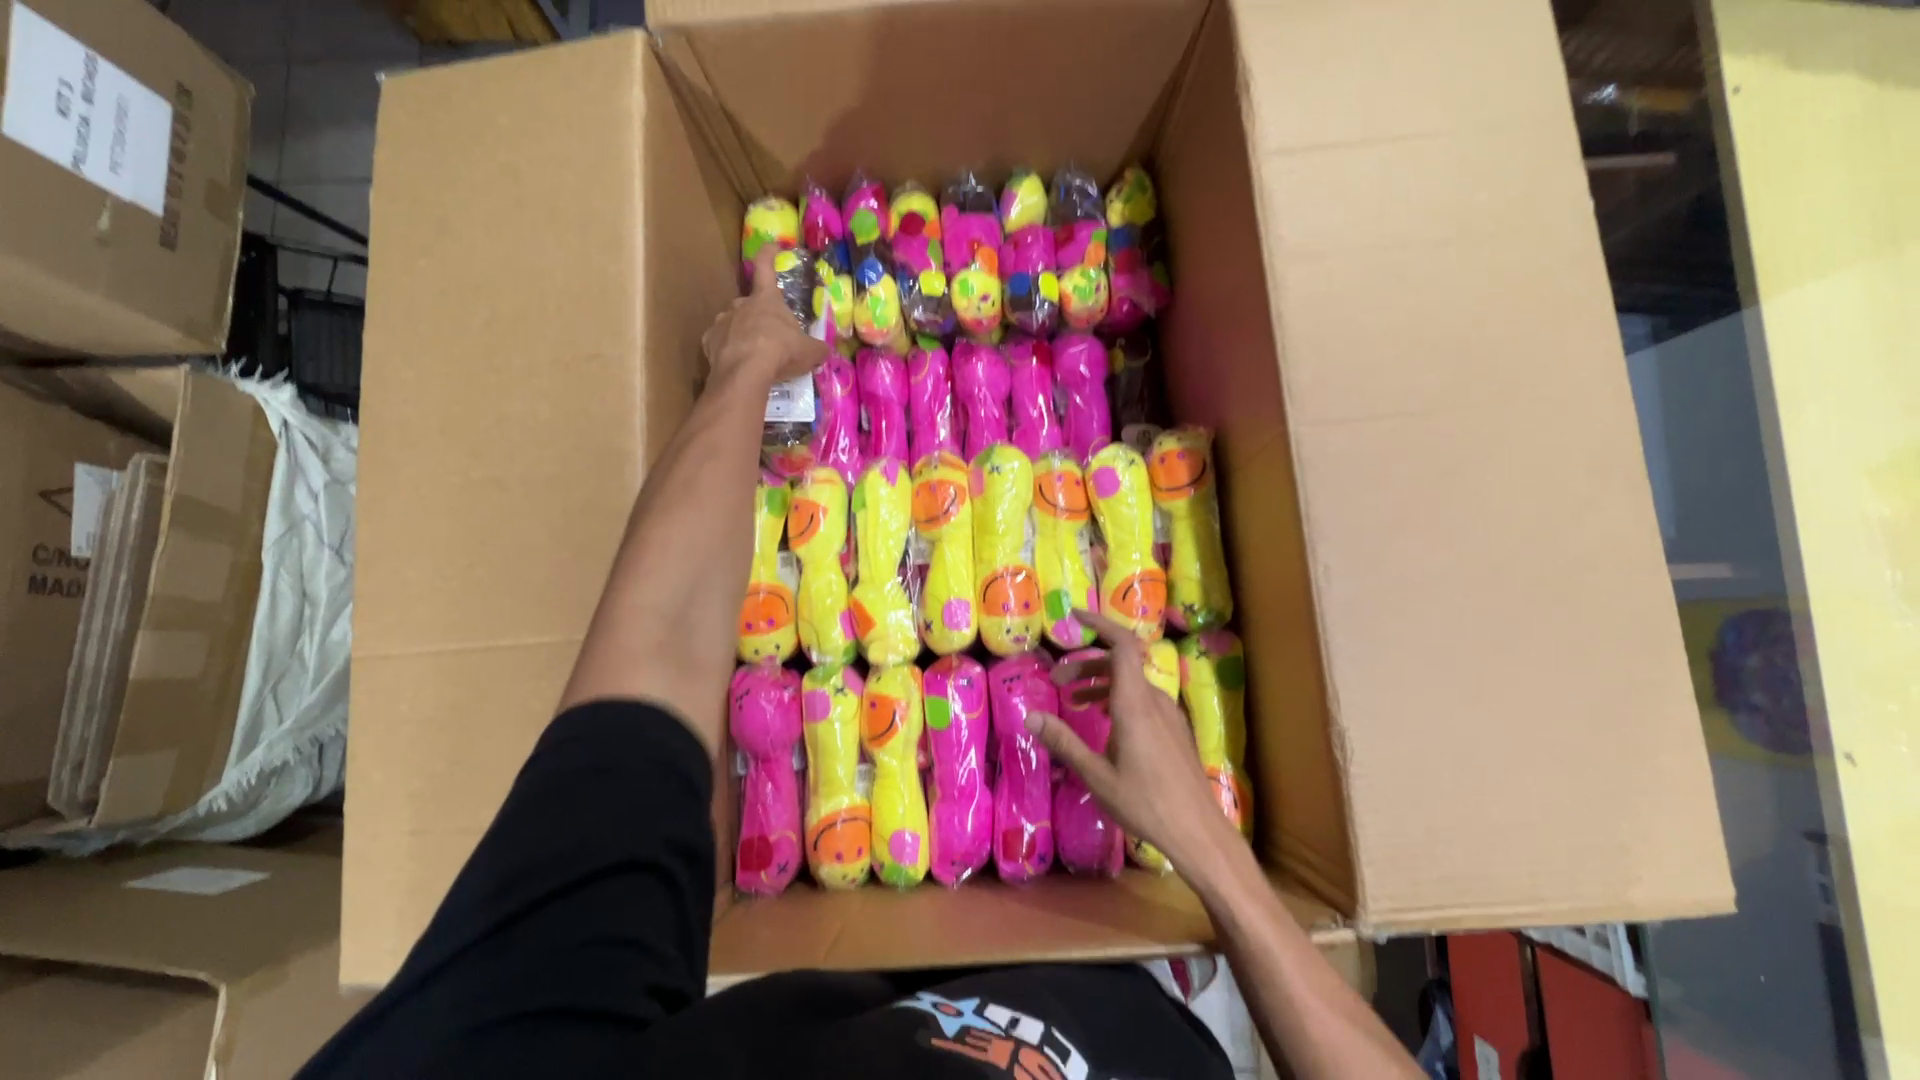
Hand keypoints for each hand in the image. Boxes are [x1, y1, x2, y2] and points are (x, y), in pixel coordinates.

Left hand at [702, 245, 827, 384]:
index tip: (773, 246)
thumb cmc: (781, 351)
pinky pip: (719, 342)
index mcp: (766, 299)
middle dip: (759, 315)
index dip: (769, 254)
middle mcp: (741, 304)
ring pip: (733, 322)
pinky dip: (727, 350)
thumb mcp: (809, 351)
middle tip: (769, 335)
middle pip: (750, 303)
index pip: (766, 267)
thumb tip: (824, 351)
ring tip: (752, 353)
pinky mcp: (709, 340)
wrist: (746, 372)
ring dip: (742, 332)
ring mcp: (722, 321)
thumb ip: (817, 349)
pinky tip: (736, 363)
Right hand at [1027, 609, 1238, 875]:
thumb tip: (1029, 716)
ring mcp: (1169, 715)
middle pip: (1121, 663)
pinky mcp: (1174, 730)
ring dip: (1101, 683)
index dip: (1100, 624)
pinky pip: (1143, 700)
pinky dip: (1118, 699)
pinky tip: (1104, 723)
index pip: (1122, 645)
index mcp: (1134, 704)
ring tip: (1073, 702)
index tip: (1074, 617)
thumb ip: (1064, 742)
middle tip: (1056, 682)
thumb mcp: (1096, 776)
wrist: (1198, 831)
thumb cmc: (1145, 803)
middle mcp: (1154, 701)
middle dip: (1086, 664)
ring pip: (1132, 683)